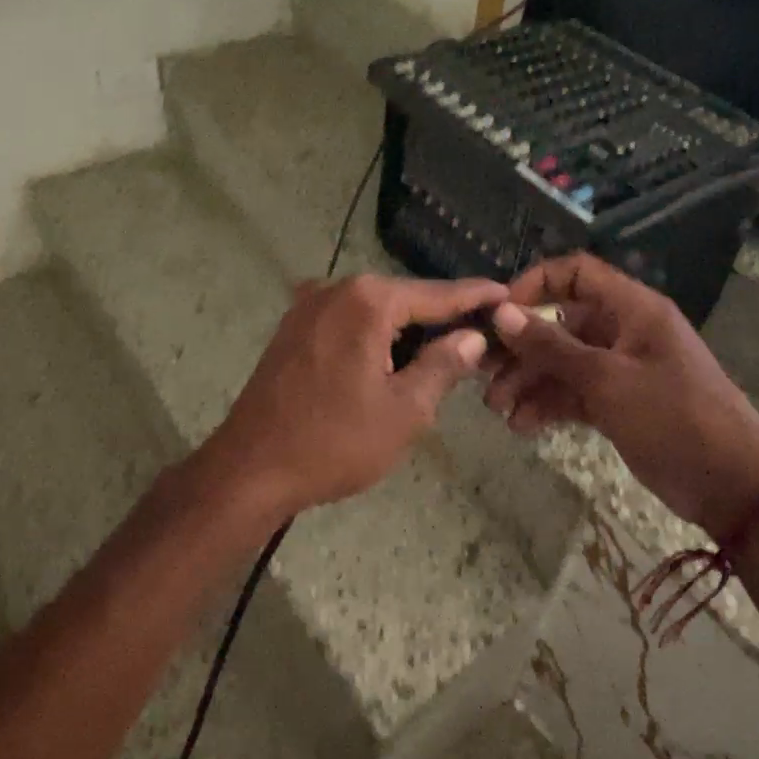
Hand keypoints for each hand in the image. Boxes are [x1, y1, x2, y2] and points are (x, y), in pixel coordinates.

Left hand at [204, 274, 507, 516]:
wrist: (250, 469)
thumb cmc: (334, 442)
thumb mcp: (404, 410)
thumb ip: (443, 365)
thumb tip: (472, 337)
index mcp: (367, 302)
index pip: (437, 294)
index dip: (476, 297)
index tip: (508, 293)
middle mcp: (336, 289)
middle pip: (405, 299)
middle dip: (442, 317)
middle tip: (483, 335)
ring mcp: (308, 306)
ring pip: (375, 311)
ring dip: (408, 330)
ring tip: (446, 351)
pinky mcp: (293, 328)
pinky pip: (348, 322)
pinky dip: (376, 336)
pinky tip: (394, 359)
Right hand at [483, 253, 758, 537]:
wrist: (731, 484)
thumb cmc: (674, 417)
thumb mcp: (607, 380)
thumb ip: (552, 347)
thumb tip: (502, 314)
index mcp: (632, 309)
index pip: (576, 274)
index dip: (535, 285)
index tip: (498, 314)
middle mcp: (624, 332)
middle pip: (561, 324)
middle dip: (521, 348)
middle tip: (484, 375)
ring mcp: (621, 370)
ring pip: (563, 363)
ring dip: (529, 382)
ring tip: (499, 411)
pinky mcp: (619, 405)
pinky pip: (574, 394)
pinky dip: (548, 406)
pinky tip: (523, 426)